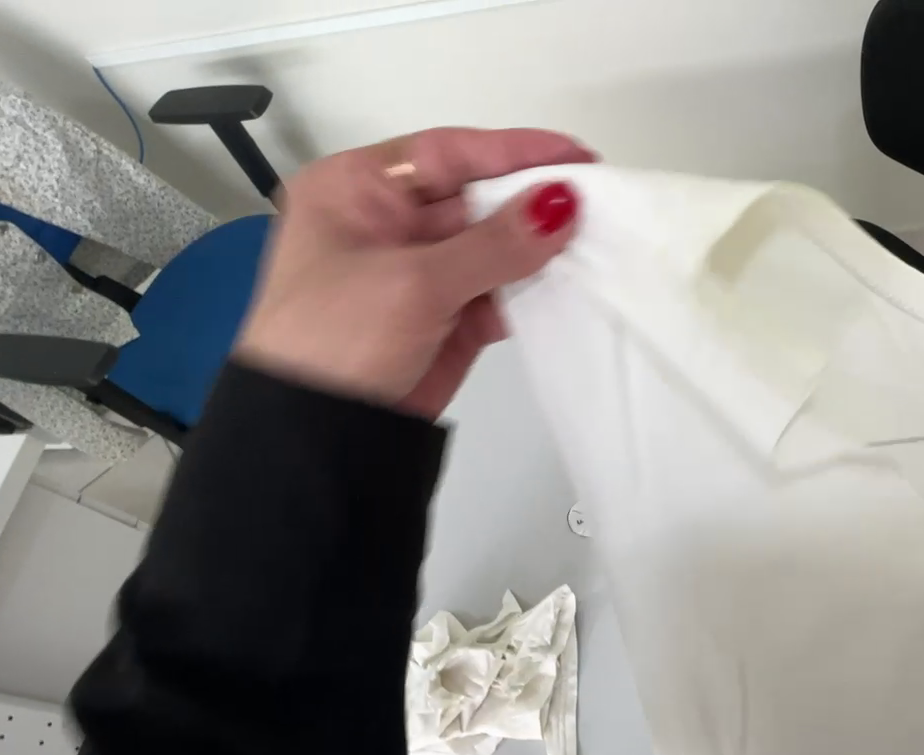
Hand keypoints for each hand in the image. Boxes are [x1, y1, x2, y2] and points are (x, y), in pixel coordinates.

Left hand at [236, 127, 594, 417]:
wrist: (326, 433)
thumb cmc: (340, 338)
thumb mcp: (415, 281)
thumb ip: (495, 244)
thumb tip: (563, 203)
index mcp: (360, 190)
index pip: (448, 155)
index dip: (514, 152)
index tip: (574, 155)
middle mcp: (394, 224)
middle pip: (478, 200)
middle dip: (534, 204)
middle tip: (597, 204)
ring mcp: (426, 275)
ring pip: (496, 249)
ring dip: (540, 251)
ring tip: (596, 244)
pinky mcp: (452, 319)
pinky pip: (502, 294)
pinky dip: (534, 293)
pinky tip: (569, 287)